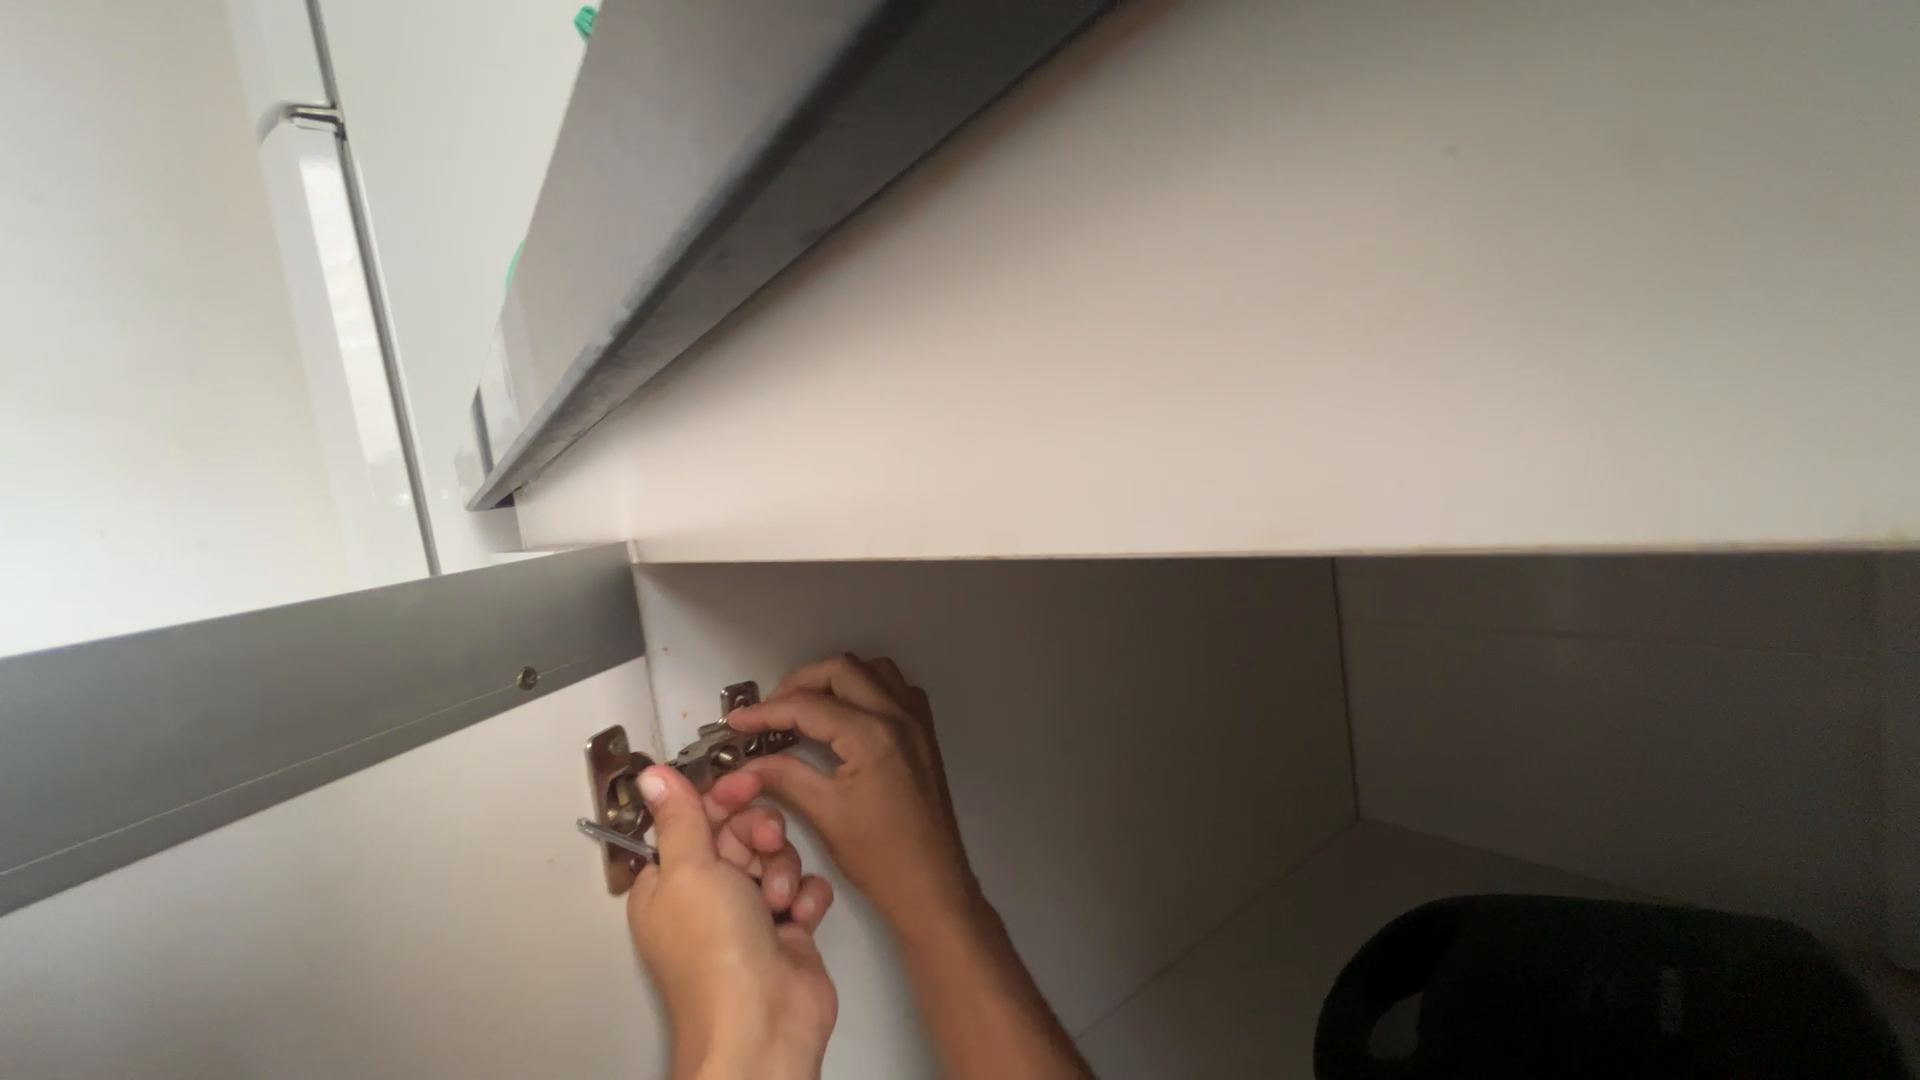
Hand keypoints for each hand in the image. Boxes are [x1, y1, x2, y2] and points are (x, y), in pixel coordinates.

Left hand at [627, 765, 836, 1079]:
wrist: (766, 1022)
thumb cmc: (716, 955)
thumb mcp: (689, 869)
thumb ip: (679, 816)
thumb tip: (654, 776)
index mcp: (671, 881)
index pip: (697, 817)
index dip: (723, 798)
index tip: (745, 787)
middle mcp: (708, 894)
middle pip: (741, 830)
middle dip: (760, 834)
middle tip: (766, 843)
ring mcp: (749, 911)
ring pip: (777, 854)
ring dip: (783, 869)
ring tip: (778, 900)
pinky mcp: (787, 926)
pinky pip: (805, 887)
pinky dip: (807, 897)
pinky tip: (799, 918)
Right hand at [726, 655, 977, 930]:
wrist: (932, 884)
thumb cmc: (879, 856)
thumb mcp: (825, 815)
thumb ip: (783, 777)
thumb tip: (744, 764)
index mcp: (872, 735)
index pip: (808, 706)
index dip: (766, 711)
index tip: (736, 721)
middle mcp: (898, 715)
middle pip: (841, 670)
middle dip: (800, 683)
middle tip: (770, 711)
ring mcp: (917, 720)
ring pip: (872, 670)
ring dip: (836, 679)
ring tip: (805, 706)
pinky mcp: (925, 731)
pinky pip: (895, 687)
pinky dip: (867, 687)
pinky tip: (846, 714)